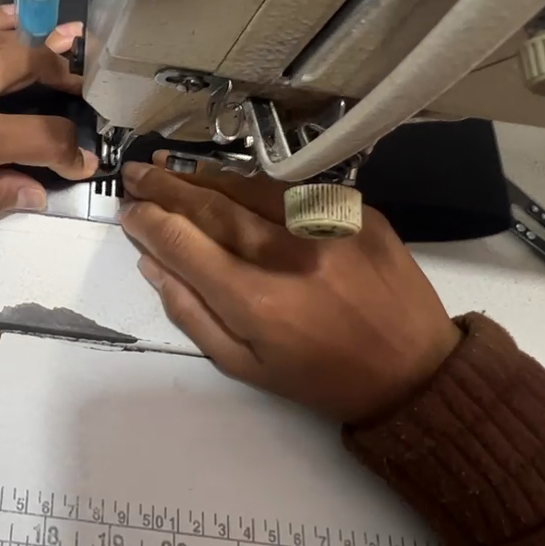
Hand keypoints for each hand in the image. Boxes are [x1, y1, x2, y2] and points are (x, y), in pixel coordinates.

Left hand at [0, 5, 95, 227]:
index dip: (74, 154)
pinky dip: (1, 20)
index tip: (86, 165)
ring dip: (44, 44)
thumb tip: (36, 193)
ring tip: (67, 47)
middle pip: (36, 68)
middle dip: (68, 79)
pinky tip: (17, 22)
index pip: (45, 138)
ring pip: (10, 38)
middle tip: (82, 92)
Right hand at [119, 161, 459, 423]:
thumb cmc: (320, 378)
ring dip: (200, 176)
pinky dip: (249, 184)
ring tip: (168, 167)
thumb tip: (152, 263)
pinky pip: (288, 189)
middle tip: (134, 174)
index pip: (183, 244)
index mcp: (256, 301)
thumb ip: (191, 314)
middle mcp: (287, 255)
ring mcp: (326, 227)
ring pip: (245, 188)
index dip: (148, 223)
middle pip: (209, 207)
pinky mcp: (355, 212)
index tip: (129, 212)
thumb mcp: (244, 366)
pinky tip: (226, 180)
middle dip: (164, 187)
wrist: (416, 373)